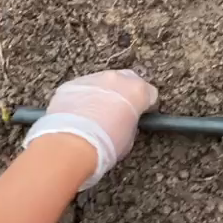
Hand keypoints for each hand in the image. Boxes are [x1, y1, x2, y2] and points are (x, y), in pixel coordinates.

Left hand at [24, 70, 158, 188]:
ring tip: (97, 116)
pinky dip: (83, 97)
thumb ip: (132, 123)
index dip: (146, 105)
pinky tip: (80, 115)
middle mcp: (116, 79)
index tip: (142, 114)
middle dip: (126, 93)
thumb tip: (126, 122)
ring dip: (103, 94)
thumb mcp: (130, 138)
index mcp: (137, 91)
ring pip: (102, 82)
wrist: (73, 144)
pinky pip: (82, 88)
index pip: (150, 92)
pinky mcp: (72, 84)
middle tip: (121, 112)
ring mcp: (92, 79)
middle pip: (127, 79)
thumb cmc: (104, 143)